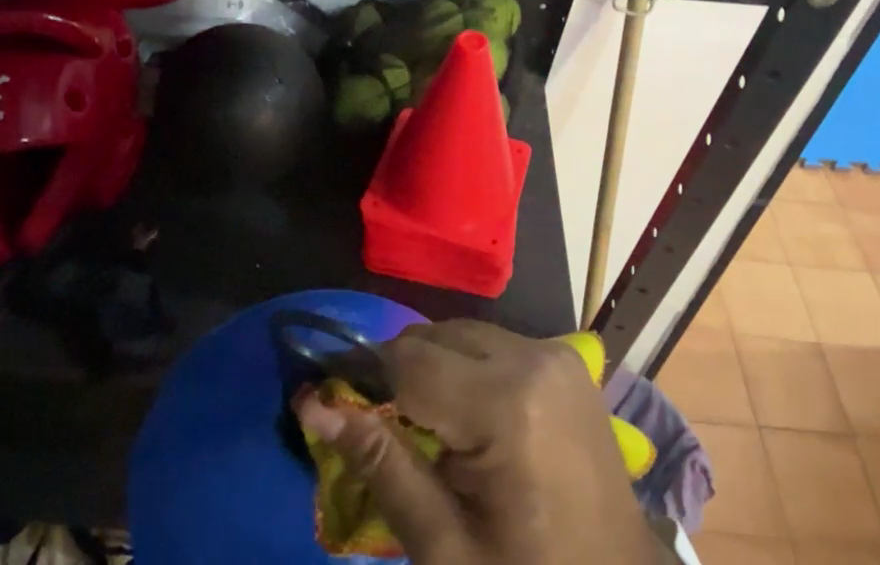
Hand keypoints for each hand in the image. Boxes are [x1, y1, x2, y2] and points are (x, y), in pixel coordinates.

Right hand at [295, 321, 673, 564]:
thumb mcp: (443, 545)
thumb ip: (380, 464)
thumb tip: (312, 405)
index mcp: (505, 403)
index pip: (405, 361)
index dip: (359, 379)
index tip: (328, 404)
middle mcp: (533, 357)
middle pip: (432, 338)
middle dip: (397, 375)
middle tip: (382, 432)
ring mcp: (555, 354)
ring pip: (460, 335)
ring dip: (431, 369)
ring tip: (427, 430)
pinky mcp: (567, 360)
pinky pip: (493, 343)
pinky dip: (466, 368)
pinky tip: (467, 418)